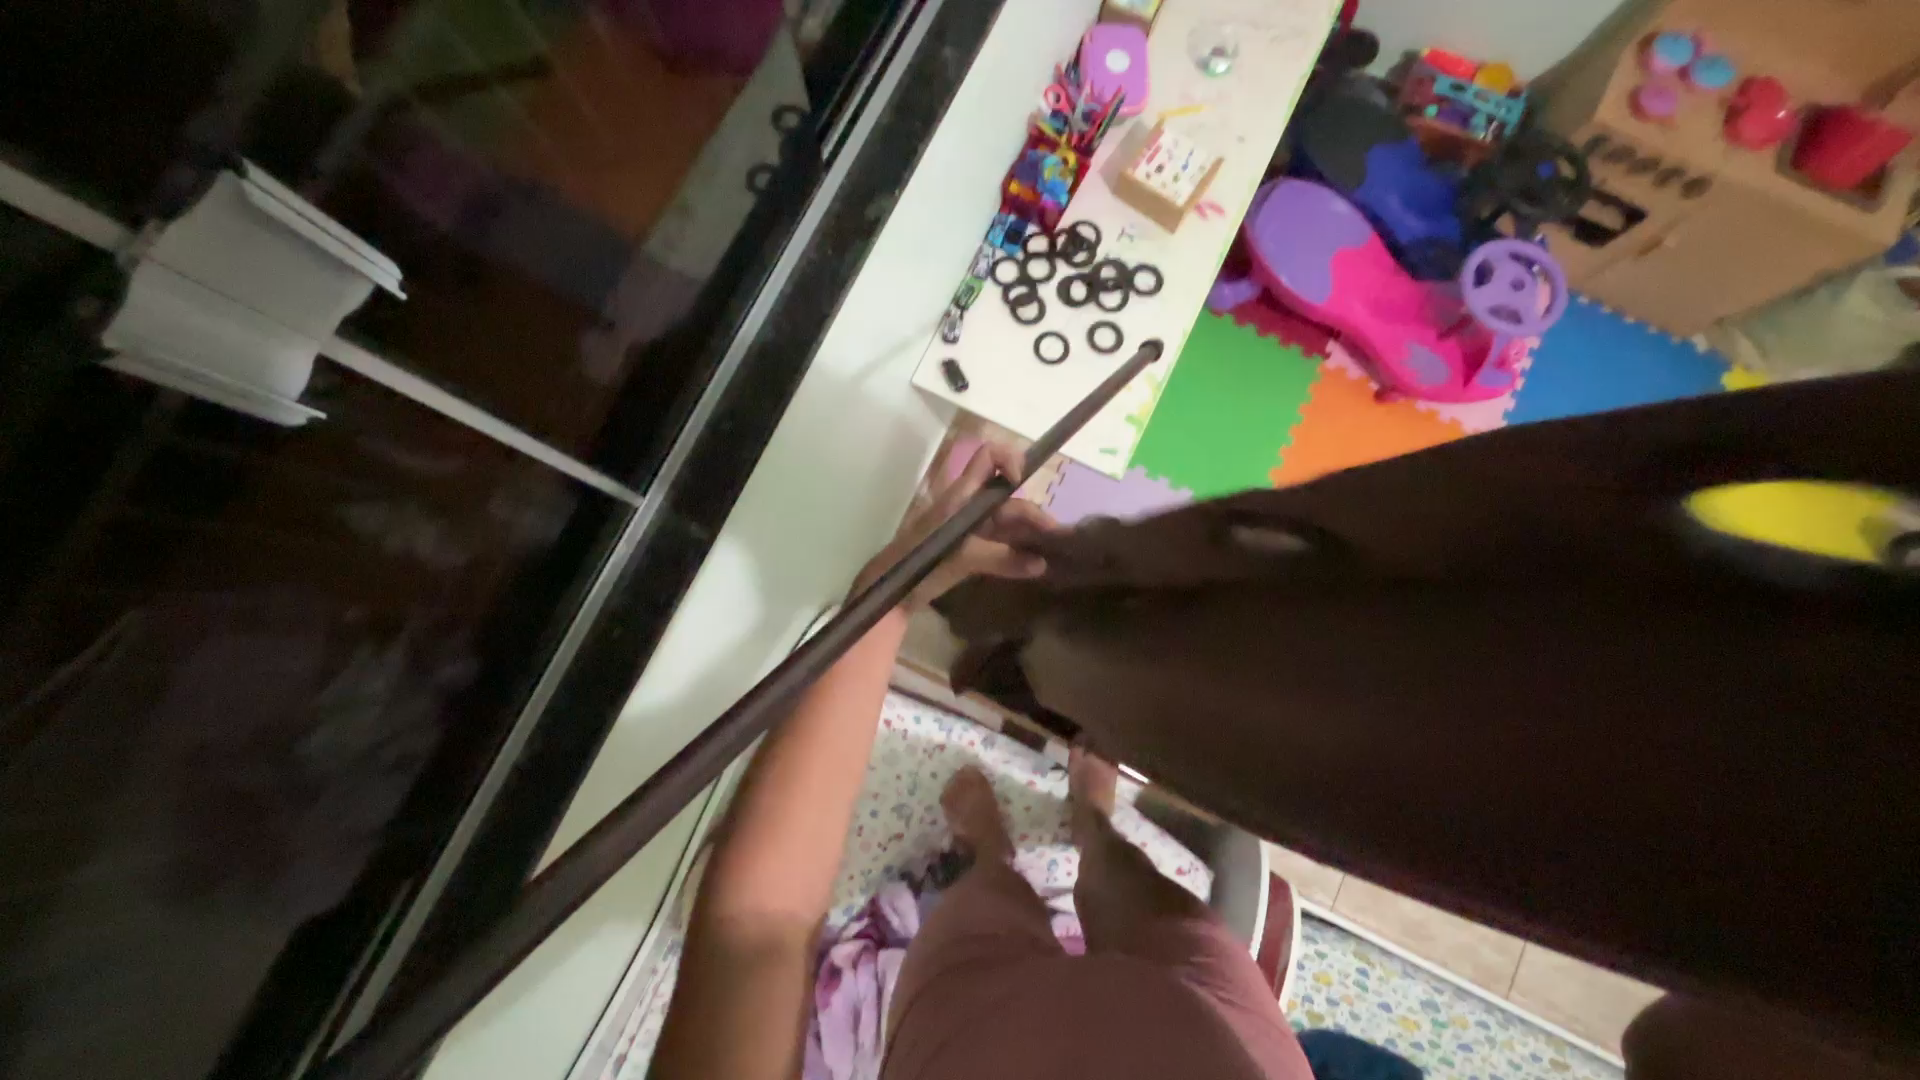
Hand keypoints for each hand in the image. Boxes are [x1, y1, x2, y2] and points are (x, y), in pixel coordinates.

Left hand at [854, 442, 1062, 609]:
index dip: (1010, 459)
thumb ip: (1001, 559)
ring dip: (1027, 531)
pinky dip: (1015, 549)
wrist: (888, 591)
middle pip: (1005, 496)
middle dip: (1031, 510)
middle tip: (1056, 534)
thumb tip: (1041, 564)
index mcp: (961, 496)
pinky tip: (1034, 563)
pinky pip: (998, 542)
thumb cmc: (919, 564)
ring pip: (1004, 520)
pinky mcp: (967, 549)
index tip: (1023, 481)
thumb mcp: (962, 559)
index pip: (988, 457)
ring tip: (1052, 548)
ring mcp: (967, 528)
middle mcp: (967, 505)